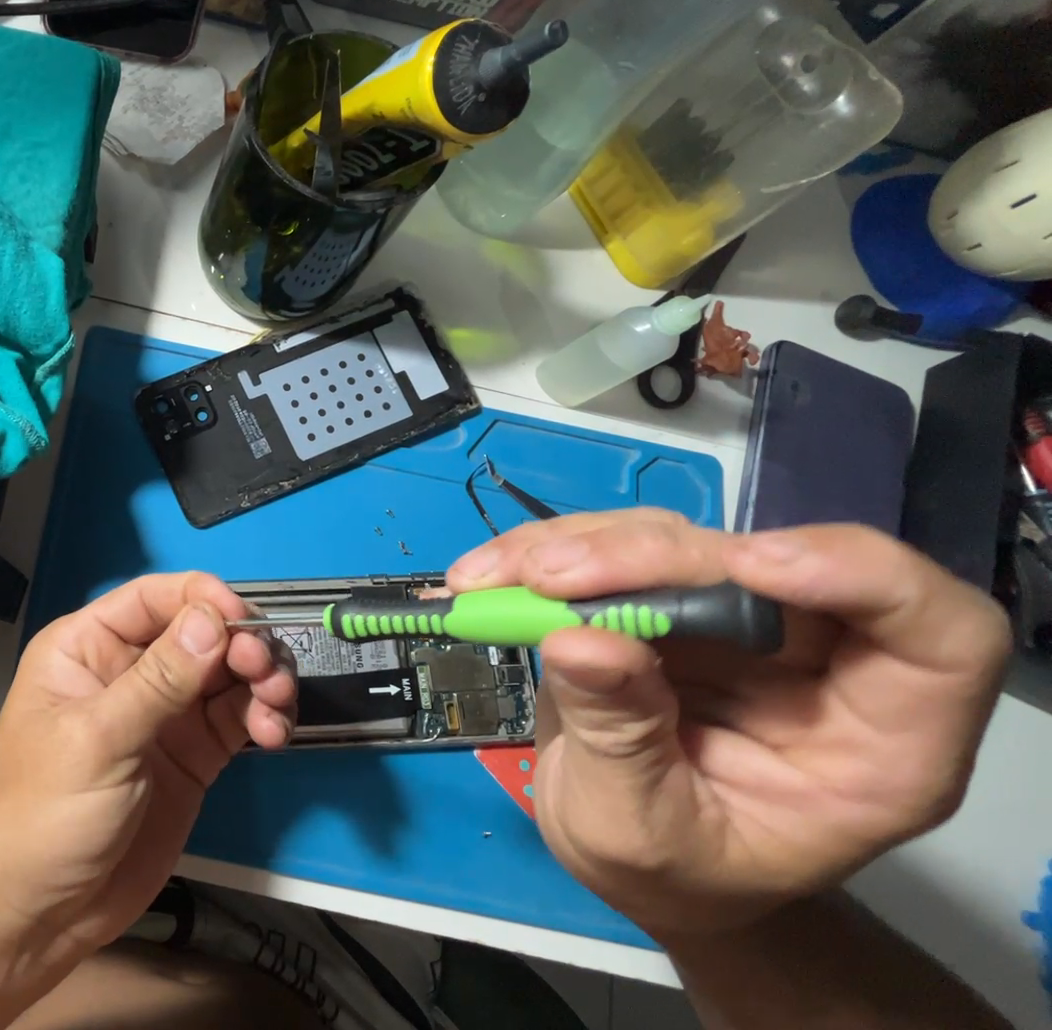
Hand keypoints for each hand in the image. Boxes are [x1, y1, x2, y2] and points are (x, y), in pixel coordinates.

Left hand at [0, 572, 296, 959]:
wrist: (42, 914)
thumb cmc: (44, 815)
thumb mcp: (97, 740)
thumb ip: (159, 680)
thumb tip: (211, 619)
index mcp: (85, 649)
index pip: (151, 599)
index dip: (200, 598)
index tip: (243, 618)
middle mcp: (128, 671)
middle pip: (198, 632)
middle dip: (239, 642)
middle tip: (265, 671)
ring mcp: (163, 714)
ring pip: (225, 674)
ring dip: (260, 679)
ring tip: (275, 707)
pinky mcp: (191, 755)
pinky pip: (236, 719)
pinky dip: (262, 717)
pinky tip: (272, 733)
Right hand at [446, 510, 1009, 936]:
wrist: (637, 868)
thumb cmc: (670, 874)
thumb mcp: (637, 830)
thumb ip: (619, 738)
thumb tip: (581, 638)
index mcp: (870, 742)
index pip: (934, 633)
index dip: (859, 576)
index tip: (748, 566)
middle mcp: (809, 662)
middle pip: (757, 567)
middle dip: (647, 558)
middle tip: (548, 578)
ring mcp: (729, 627)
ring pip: (671, 542)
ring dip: (574, 549)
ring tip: (488, 581)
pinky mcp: (656, 608)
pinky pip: (606, 556)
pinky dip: (536, 559)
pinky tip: (481, 578)